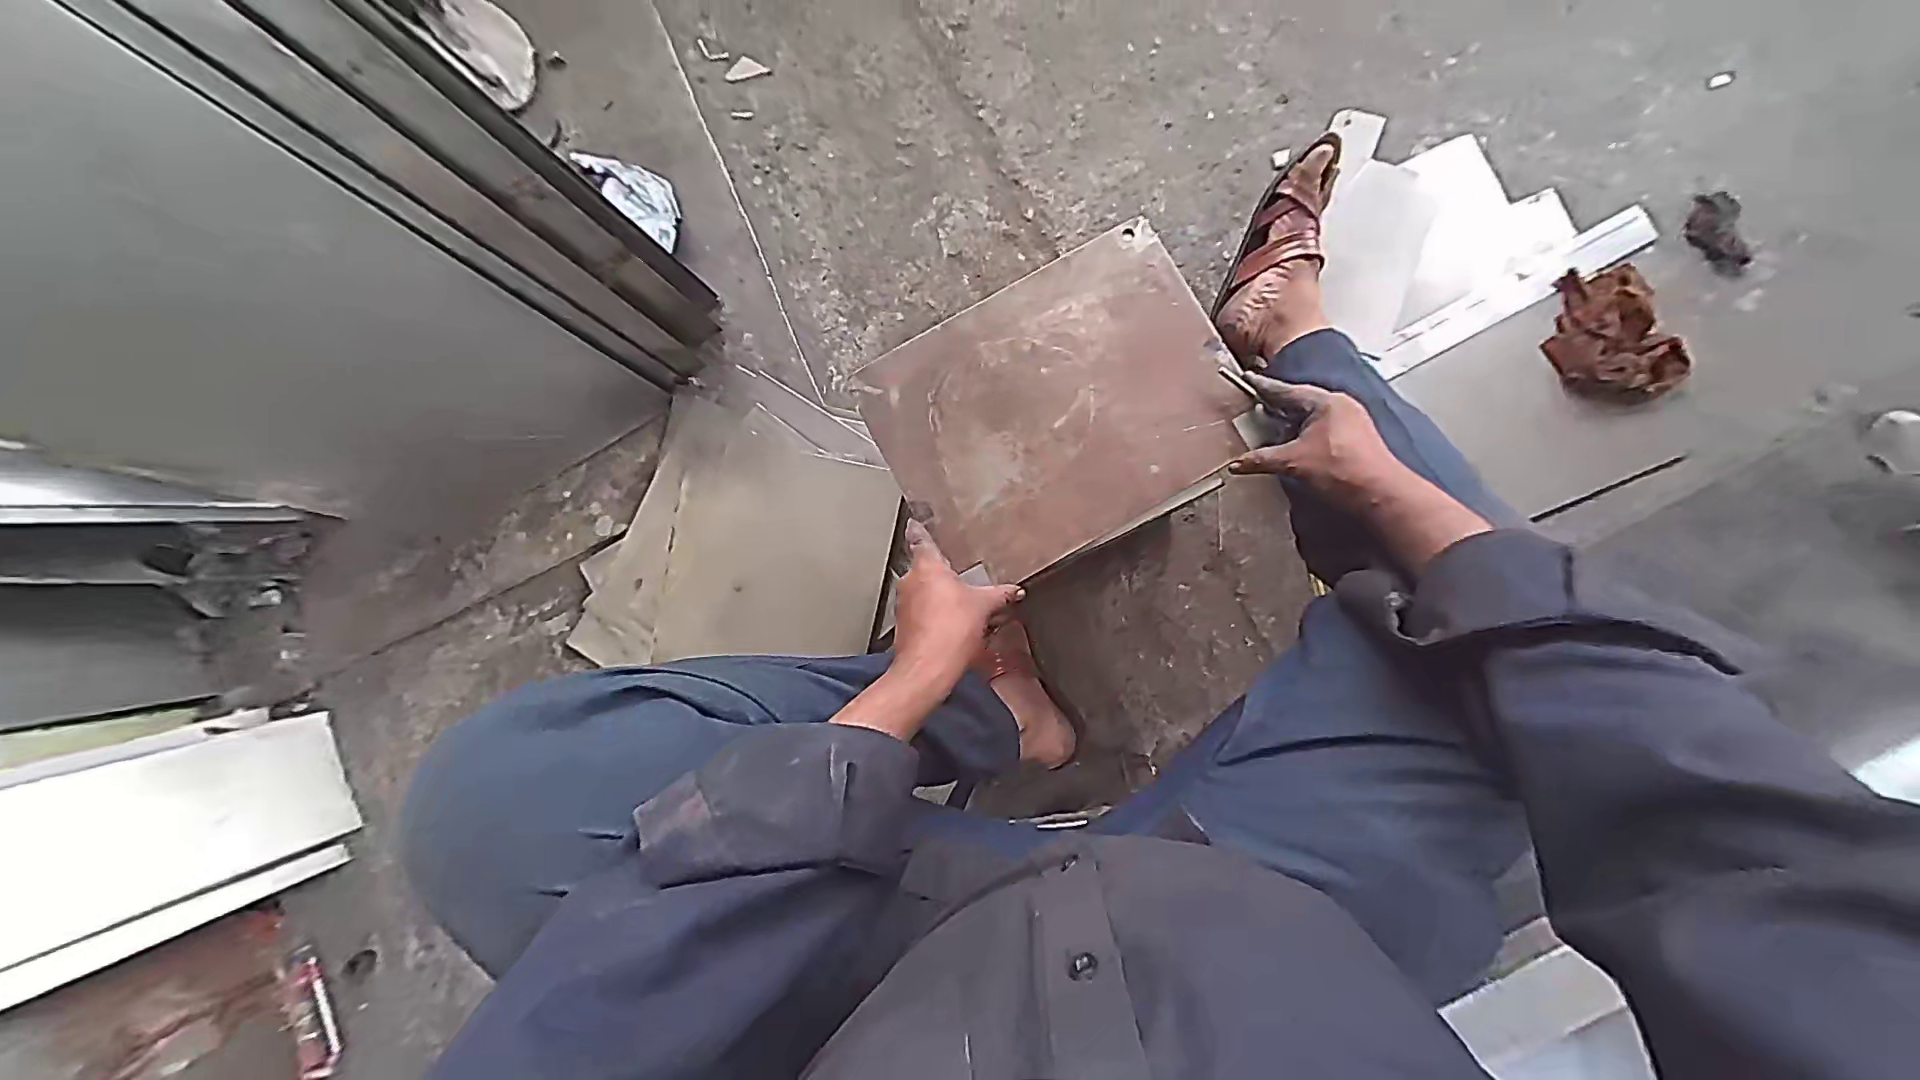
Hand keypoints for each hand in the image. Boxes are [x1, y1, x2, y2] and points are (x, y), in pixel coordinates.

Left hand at [891, 520, 1024, 687]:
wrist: (928, 668)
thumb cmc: (950, 631)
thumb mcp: (984, 607)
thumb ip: (1001, 595)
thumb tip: (1015, 591)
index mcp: (927, 567)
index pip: (920, 539)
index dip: (920, 530)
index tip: (916, 522)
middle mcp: (910, 582)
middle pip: (925, 569)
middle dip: (941, 573)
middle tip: (959, 577)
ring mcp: (904, 604)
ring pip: (922, 592)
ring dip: (936, 596)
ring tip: (959, 605)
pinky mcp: (904, 625)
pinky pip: (920, 612)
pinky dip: (932, 615)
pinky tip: (950, 625)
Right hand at [1229, 373, 1492, 571]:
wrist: (1379, 493)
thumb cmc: (1343, 470)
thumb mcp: (1292, 462)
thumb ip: (1261, 459)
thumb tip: (1236, 463)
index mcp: (1326, 403)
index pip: (1286, 391)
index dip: (1263, 386)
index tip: (1248, 378)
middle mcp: (1340, 407)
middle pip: (1299, 401)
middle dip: (1276, 405)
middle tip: (1254, 403)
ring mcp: (1349, 422)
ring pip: (1310, 416)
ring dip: (1289, 422)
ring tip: (1269, 427)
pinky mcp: (1352, 438)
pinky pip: (1319, 429)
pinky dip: (1301, 434)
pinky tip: (1290, 444)